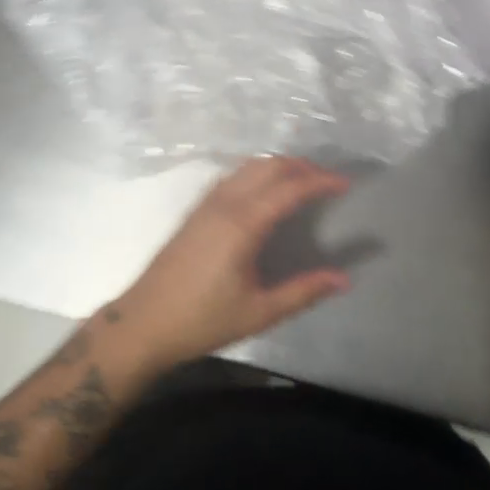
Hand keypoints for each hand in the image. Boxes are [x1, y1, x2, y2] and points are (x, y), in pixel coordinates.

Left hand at [116, 157, 351, 366]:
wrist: (143, 324)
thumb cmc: (202, 320)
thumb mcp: (259, 312)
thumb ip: (303, 292)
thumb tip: (343, 279)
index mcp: (242, 225)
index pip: (289, 188)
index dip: (320, 181)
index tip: (345, 184)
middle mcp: (223, 204)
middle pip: (267, 166)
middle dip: (301, 166)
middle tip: (327, 181)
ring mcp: (204, 205)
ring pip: (247, 167)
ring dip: (278, 167)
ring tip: (302, 182)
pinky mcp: (194, 212)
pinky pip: (232, 177)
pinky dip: (256, 174)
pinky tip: (264, 193)